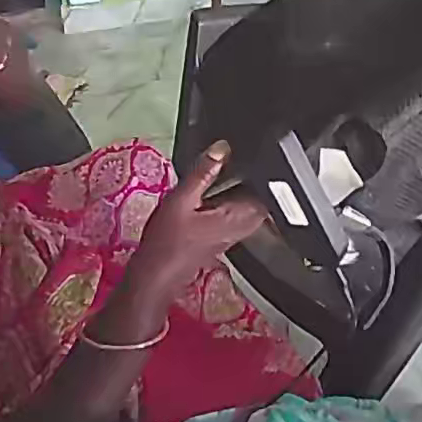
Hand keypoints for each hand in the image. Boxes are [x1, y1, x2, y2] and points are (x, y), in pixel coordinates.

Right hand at [130, 141, 266, 296]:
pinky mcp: (223, 240)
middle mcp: (241, 228)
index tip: (249, 156)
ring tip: (222, 179)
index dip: (261, 172)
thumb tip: (222, 148)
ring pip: (250, 208)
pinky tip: (212, 198)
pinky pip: (238, 217)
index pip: (266, 191)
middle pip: (261, 199)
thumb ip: (203, 173)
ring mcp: (233, 236)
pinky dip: (230, 205)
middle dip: (251, 182)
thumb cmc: (166, 239)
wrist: (155, 273)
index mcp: (237, 216)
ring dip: (240, 193)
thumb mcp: (181, 199)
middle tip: (234, 165)